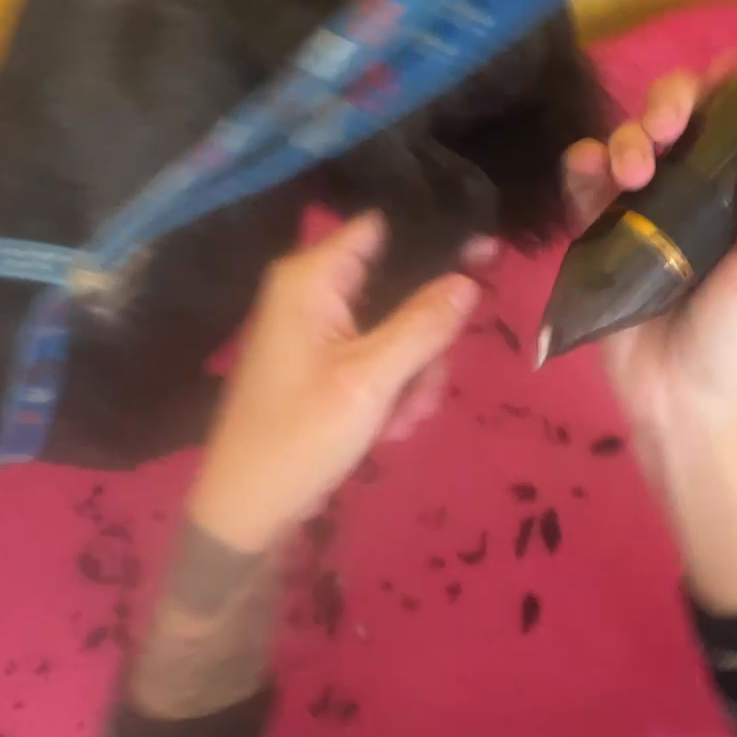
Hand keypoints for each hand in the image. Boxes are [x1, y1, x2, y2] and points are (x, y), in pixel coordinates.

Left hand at [187, 213, 486, 551]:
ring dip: (412, 377)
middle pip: (402, 286)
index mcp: (312, 278)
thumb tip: (469, 281)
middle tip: (420, 387)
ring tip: (396, 421)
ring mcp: (321, 331)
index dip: (436, 240)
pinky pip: (381, 360)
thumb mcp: (370, 381)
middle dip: (424, 340)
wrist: (250, 508)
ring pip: (399, 330)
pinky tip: (385, 429)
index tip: (485, 261)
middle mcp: (314, 292)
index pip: (385, 227)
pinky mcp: (327, 364)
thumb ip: (422, 326)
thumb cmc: (300, 437)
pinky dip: (393, 392)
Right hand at [563, 68, 736, 613]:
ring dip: (624, 138)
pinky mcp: (594, 234)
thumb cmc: (730, 335)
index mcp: (735, 193)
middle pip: (670, 118)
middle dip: (666, 104)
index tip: (725, 72)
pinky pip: (580, 184)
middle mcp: (686, 191)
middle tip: (666, 128)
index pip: (731, 120)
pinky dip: (580, 166)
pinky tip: (587, 173)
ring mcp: (636, 211)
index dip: (728, 85)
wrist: (673, 395)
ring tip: (631, 173)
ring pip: (623, 143)